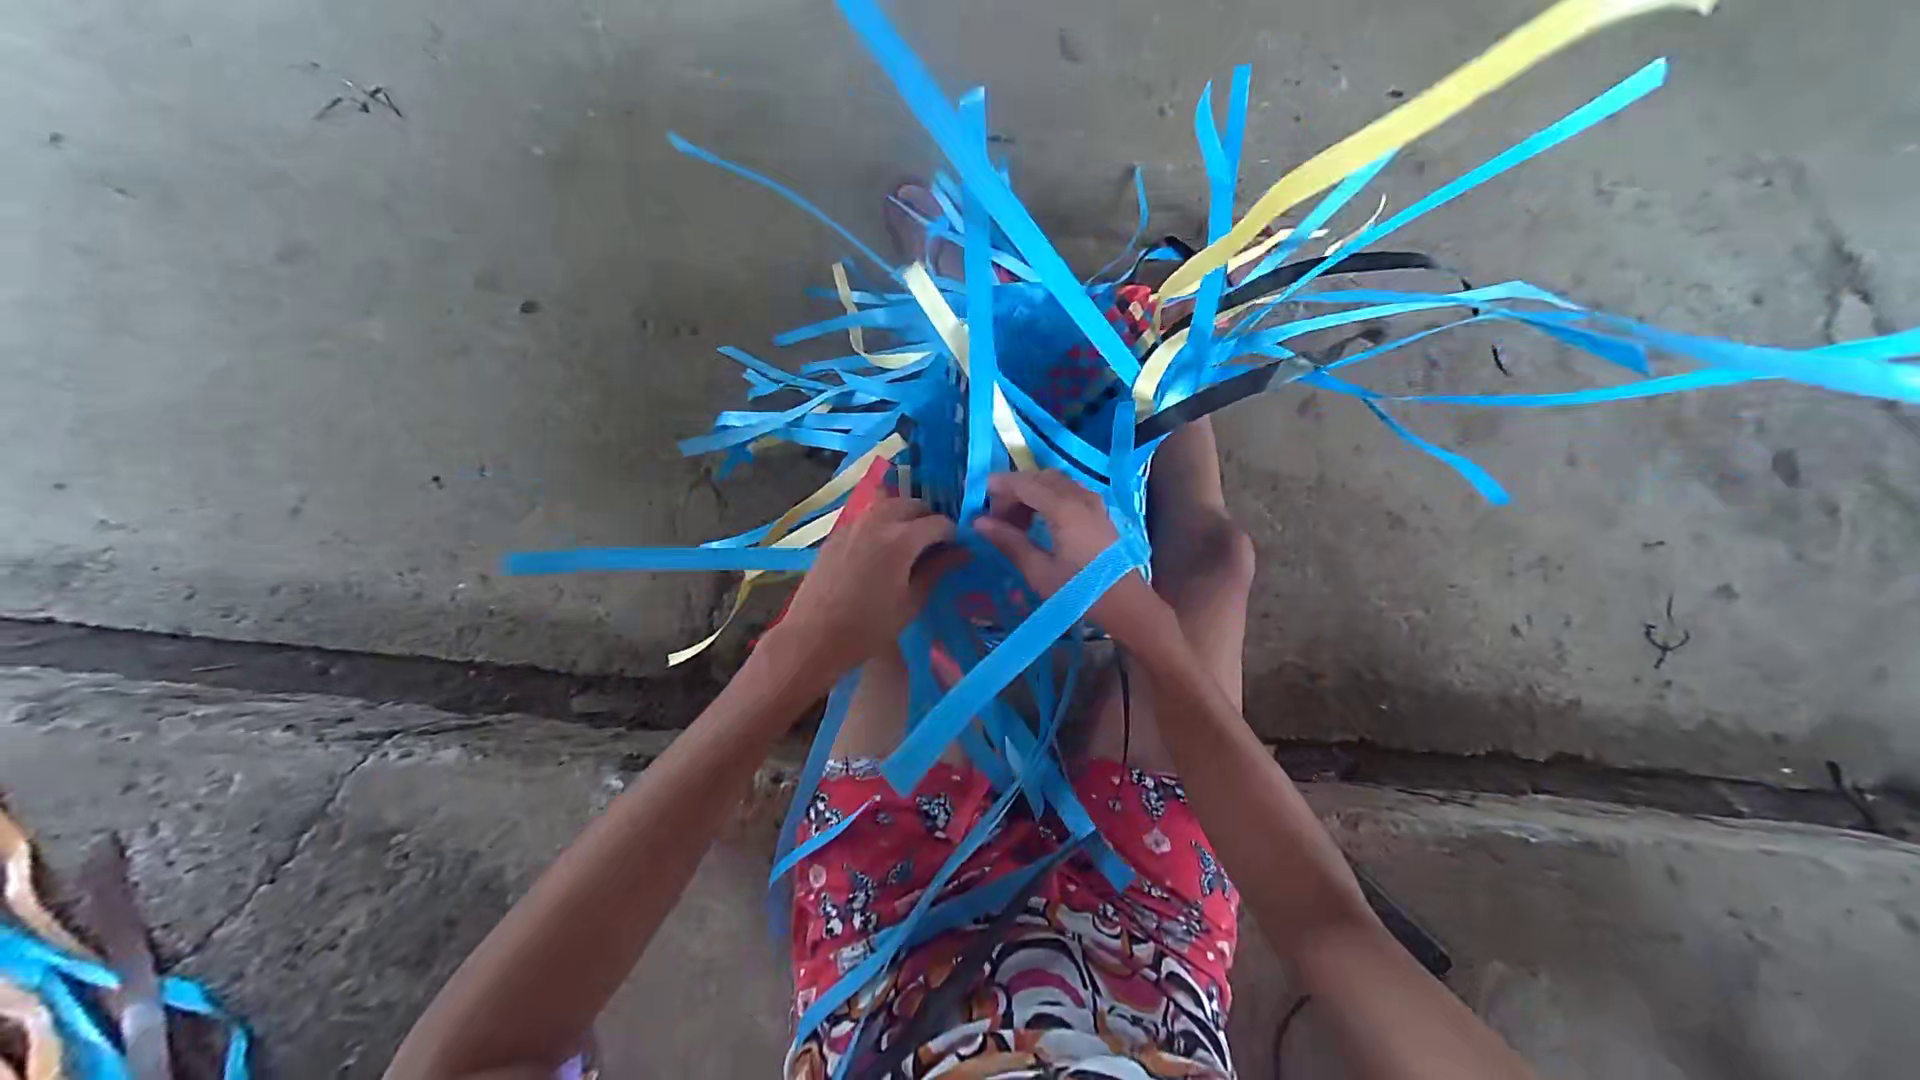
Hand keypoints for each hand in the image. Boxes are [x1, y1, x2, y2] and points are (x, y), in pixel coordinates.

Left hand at [774, 496, 966, 675]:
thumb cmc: (868, 627)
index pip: (939, 523)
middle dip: (929, 519)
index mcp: (901, 539)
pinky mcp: (837, 534)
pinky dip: (882, 522)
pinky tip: (883, 548)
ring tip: (911, 543)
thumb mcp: (911, 601)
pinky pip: (867, 516)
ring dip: (905, 516)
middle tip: (936, 545)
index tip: (958, 550)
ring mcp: (853, 524)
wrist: (814, 637)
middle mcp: (877, 521)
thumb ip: (937, 570)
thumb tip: (964, 552)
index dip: (953, 535)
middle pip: (913, 504)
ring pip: (888, 505)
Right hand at [972, 471, 1169, 645]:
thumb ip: (1009, 542)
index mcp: (1064, 507)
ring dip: (1031, 493)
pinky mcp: (1099, 512)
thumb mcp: (1039, 570)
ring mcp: (1093, 502)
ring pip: (1055, 483)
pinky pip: (1068, 492)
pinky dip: (1048, 498)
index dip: (998, 486)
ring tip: (1015, 523)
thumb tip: (979, 522)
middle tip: (996, 516)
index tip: (977, 497)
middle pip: (1040, 478)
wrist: (1126, 605)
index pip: (1024, 483)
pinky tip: (1039, 523)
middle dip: (1014, 490)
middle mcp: (1080, 496)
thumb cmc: (1079, 591)